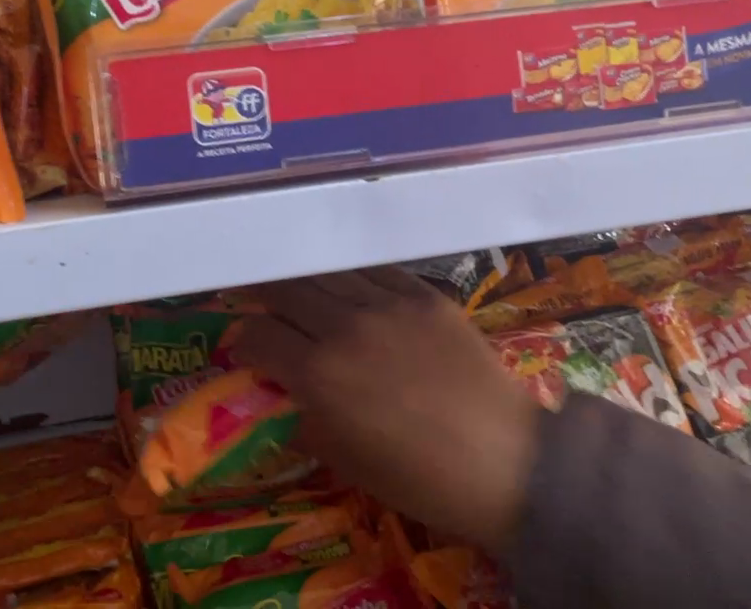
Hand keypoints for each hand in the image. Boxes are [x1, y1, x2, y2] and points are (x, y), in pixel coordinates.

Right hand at [235, 267, 540, 554]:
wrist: (507, 462)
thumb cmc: (419, 478)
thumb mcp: (344, 459)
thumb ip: (304, 417)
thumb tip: (283, 392)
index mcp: (319, 374)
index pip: (259, 334)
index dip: (243, 340)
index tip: (245, 349)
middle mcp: (345, 327)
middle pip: (286, 290)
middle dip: (265, 297)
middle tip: (263, 305)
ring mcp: (387, 304)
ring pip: (328, 272)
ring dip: (306, 281)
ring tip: (301, 287)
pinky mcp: (424, 295)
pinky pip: (375, 271)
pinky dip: (353, 277)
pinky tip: (350, 286)